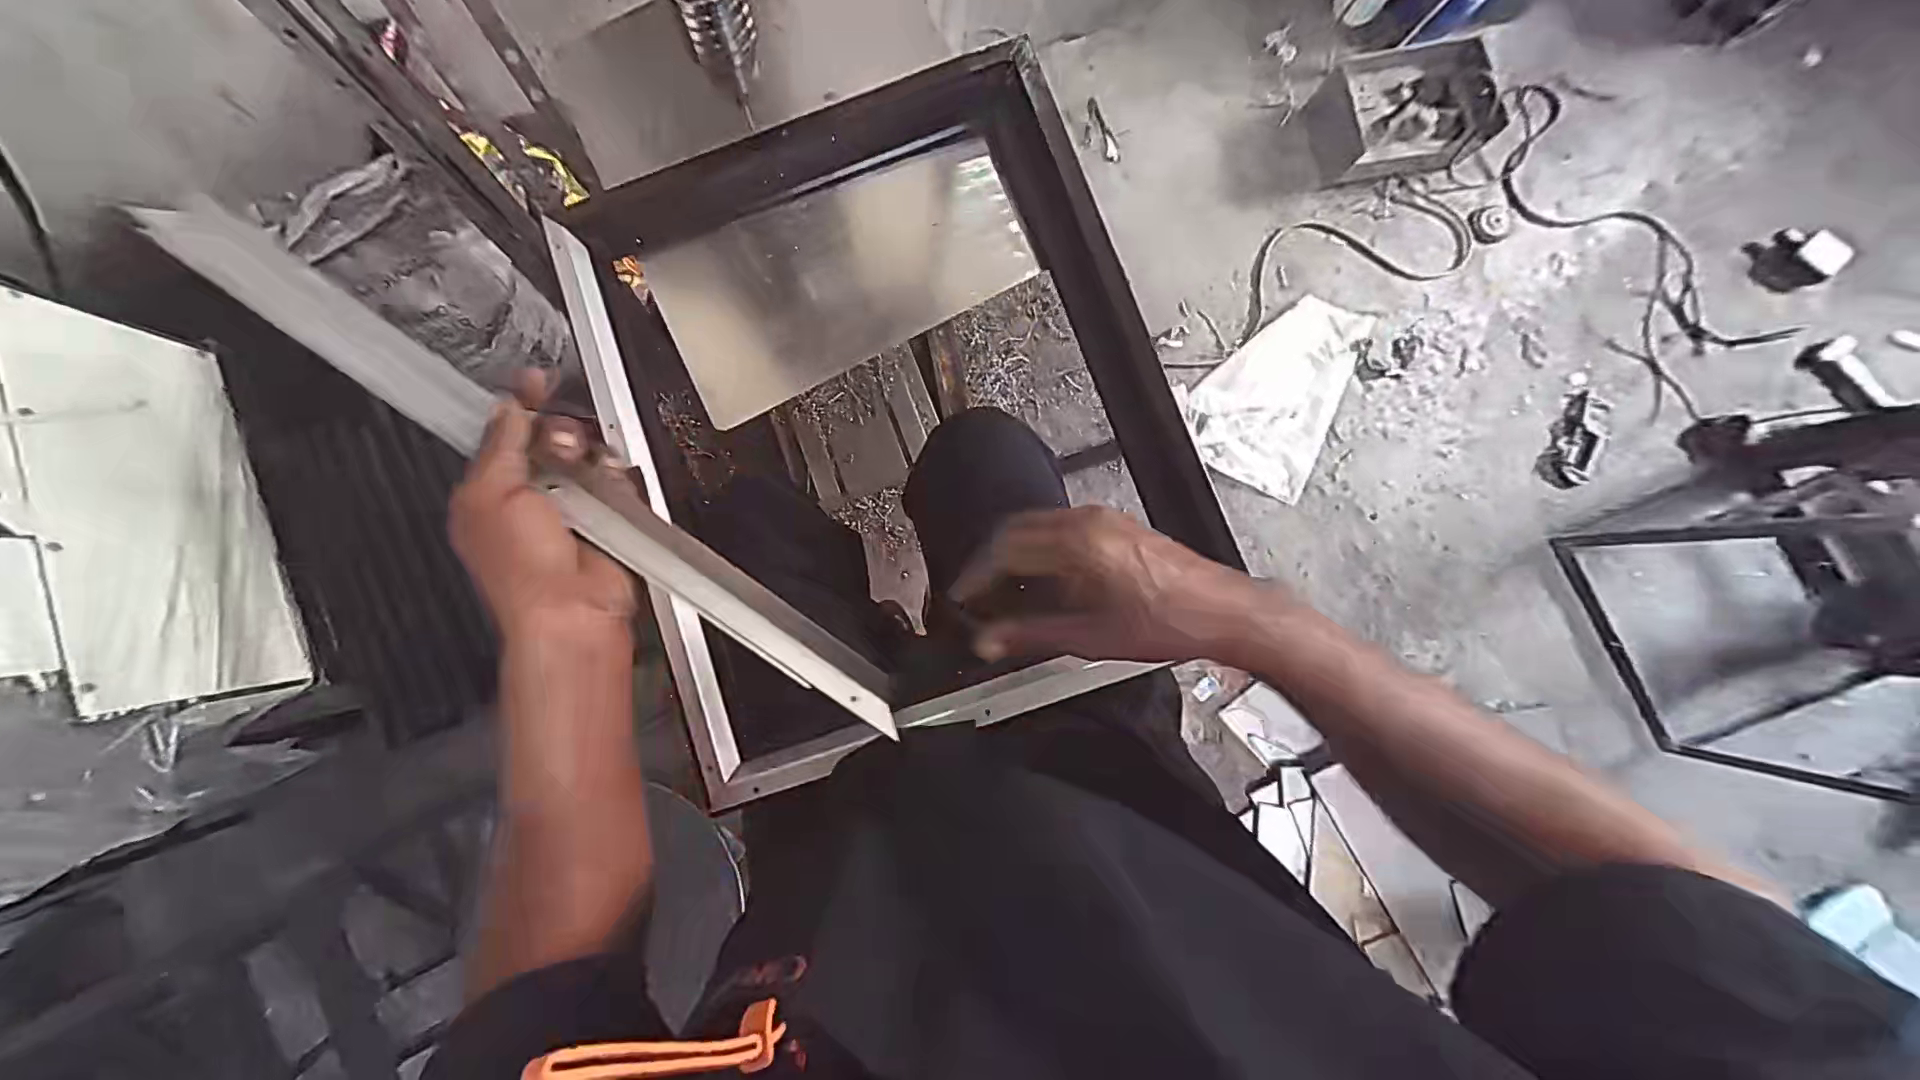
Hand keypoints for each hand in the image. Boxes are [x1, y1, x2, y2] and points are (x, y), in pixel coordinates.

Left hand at [449, 371, 636, 643]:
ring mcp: (577, 506)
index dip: (522, 403)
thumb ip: (501, 445)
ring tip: (587, 478)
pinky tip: (612, 492)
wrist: (574, 610)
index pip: (507, 430)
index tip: (536, 382)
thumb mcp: (491, 494)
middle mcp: (535, 494)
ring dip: (593, 460)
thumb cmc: (522, 570)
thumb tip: (509, 408)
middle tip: (563, 446)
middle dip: (561, 433)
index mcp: (490, 488)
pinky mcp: (614, 518)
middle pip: (555, 437)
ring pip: (593, 456)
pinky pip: (623, 482)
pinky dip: (621, 482)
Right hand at [950, 506, 1286, 663]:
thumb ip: (1031, 636)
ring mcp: (1105, 520)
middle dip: (991, 563)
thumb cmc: (1173, 622)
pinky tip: (1047, 582)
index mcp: (1077, 543)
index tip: (964, 595)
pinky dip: (1043, 551)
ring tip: (1008, 591)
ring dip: (1017, 556)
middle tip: (979, 593)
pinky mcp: (1118, 527)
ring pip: (1039, 528)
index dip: (976, 575)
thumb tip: (991, 639)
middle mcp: (1089, 522)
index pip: (1004, 549)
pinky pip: (1063, 529)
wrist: (1226, 613)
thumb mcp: (1091, 637)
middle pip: (1016, 531)